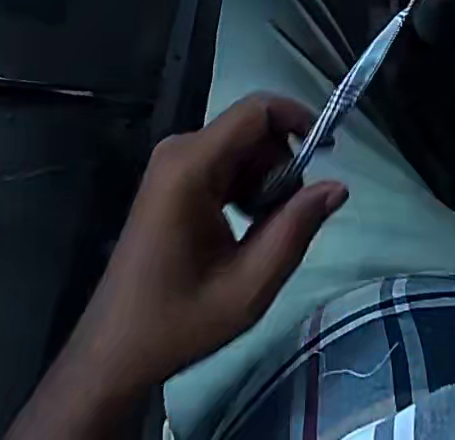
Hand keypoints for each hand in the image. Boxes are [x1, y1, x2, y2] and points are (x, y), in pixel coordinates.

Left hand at [7, 96, 346, 438]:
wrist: (116, 344)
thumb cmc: (180, 319)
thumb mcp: (249, 286)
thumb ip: (295, 229)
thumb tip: (338, 185)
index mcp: (191, 165)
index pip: (255, 111)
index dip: (297, 118)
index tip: (329, 152)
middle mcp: (179, 149)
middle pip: (251, 129)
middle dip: (281, 164)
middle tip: (286, 219)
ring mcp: (172, 160)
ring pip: (241, 145)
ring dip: (265, 179)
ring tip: (261, 232)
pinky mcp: (172, 174)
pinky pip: (224, 160)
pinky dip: (245, 185)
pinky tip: (243, 227)